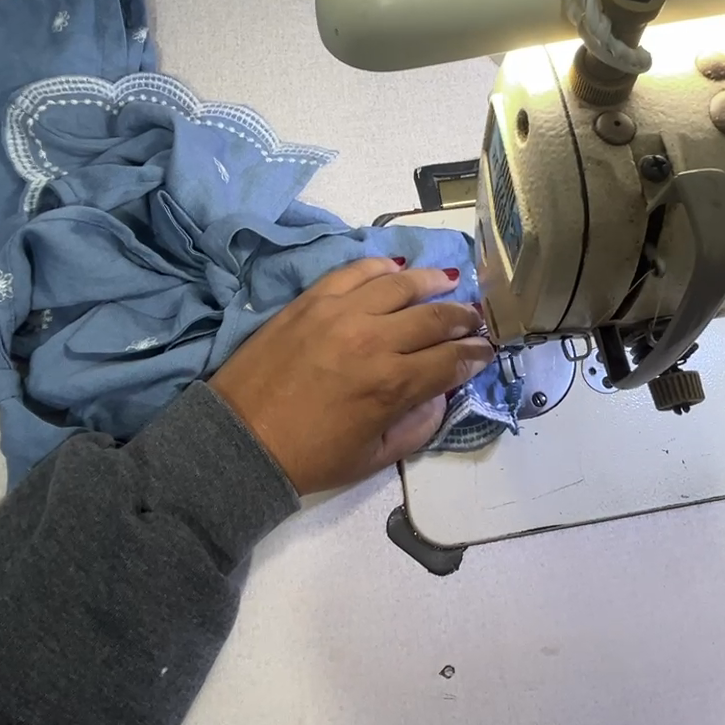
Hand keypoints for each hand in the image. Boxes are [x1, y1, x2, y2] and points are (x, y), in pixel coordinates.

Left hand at [208, 257, 495, 494]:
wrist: (239, 439)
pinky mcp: (313, 299)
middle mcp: (374, 340)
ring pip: (402, 284)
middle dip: (464, 318)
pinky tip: (397, 270)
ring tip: (450, 283)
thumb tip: (441, 394)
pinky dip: (382, 267)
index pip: (451, 360)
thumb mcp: (373, 458)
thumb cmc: (309, 457)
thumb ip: (418, 426)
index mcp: (391, 385)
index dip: (476, 355)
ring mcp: (341, 313)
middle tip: (475, 319)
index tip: (486, 351)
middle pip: (435, 317)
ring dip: (434, 282)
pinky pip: (357, 271)